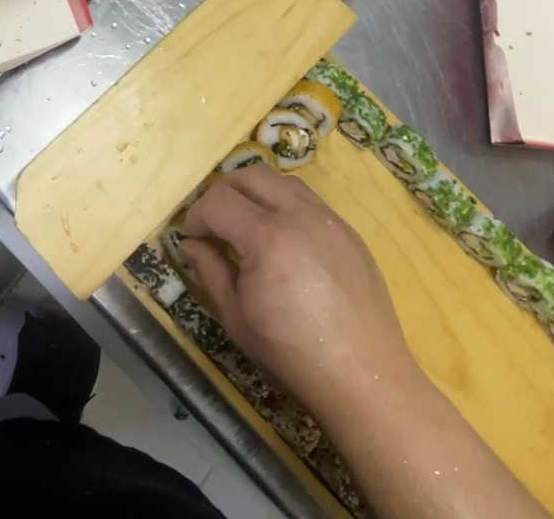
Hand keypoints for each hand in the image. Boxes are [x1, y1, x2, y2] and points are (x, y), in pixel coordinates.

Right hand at [177, 166, 418, 427]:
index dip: (196, 215)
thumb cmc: (292, 355)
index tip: (190, 238)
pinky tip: (282, 239)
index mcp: (268, 239)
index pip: (219, 200)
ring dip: (256, 193)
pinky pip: (310, 200)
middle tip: (214, 225)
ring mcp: (330, 220)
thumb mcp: (236, 318)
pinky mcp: (349, 231)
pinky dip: (285, 205)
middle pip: (250, 176)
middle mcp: (300, 216)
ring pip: (283, 181)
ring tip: (248, 226)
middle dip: (223, 194)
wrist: (363, 377)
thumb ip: (210, 271)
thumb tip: (192, 244)